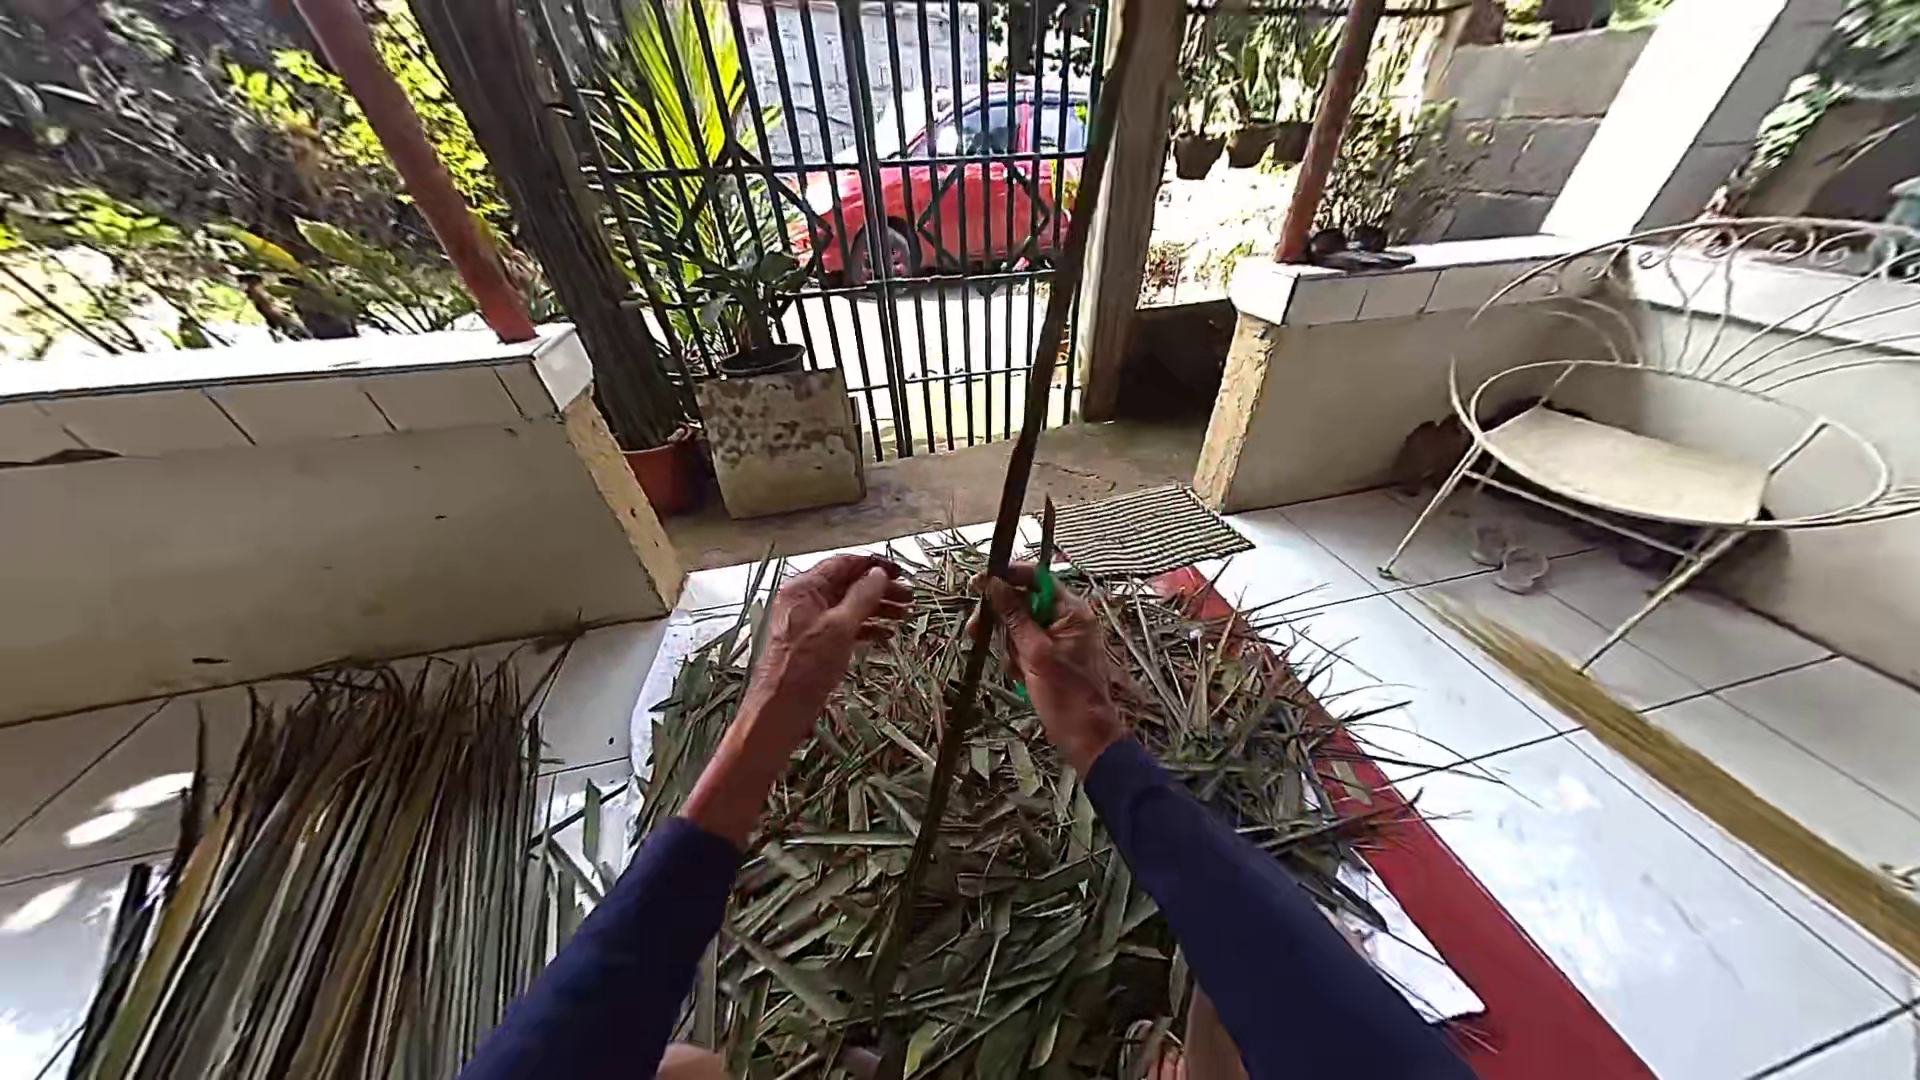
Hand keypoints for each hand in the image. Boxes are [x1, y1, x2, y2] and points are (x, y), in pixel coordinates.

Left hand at [742, 554, 911, 751]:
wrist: (780, 711)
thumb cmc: (805, 667)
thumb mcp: (839, 628)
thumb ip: (862, 597)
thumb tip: (878, 573)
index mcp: (803, 589)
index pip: (842, 564)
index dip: (873, 565)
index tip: (899, 573)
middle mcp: (805, 600)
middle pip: (848, 585)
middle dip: (880, 589)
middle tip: (908, 597)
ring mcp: (810, 622)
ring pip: (849, 606)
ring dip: (878, 608)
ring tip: (905, 614)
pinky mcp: (816, 642)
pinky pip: (845, 626)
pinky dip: (866, 627)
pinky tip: (886, 634)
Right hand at [974, 563, 1126, 773]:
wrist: (1084, 735)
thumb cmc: (1066, 694)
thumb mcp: (1035, 652)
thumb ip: (1014, 615)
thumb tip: (994, 584)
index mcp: (1071, 611)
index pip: (1037, 579)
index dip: (1008, 577)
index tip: (980, 581)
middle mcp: (1066, 619)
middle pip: (1024, 602)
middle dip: (1002, 619)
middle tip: (977, 627)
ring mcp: (1058, 638)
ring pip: (1020, 626)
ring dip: (1009, 644)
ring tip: (1014, 666)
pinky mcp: (1050, 655)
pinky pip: (1024, 645)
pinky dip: (1016, 658)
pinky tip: (1020, 675)